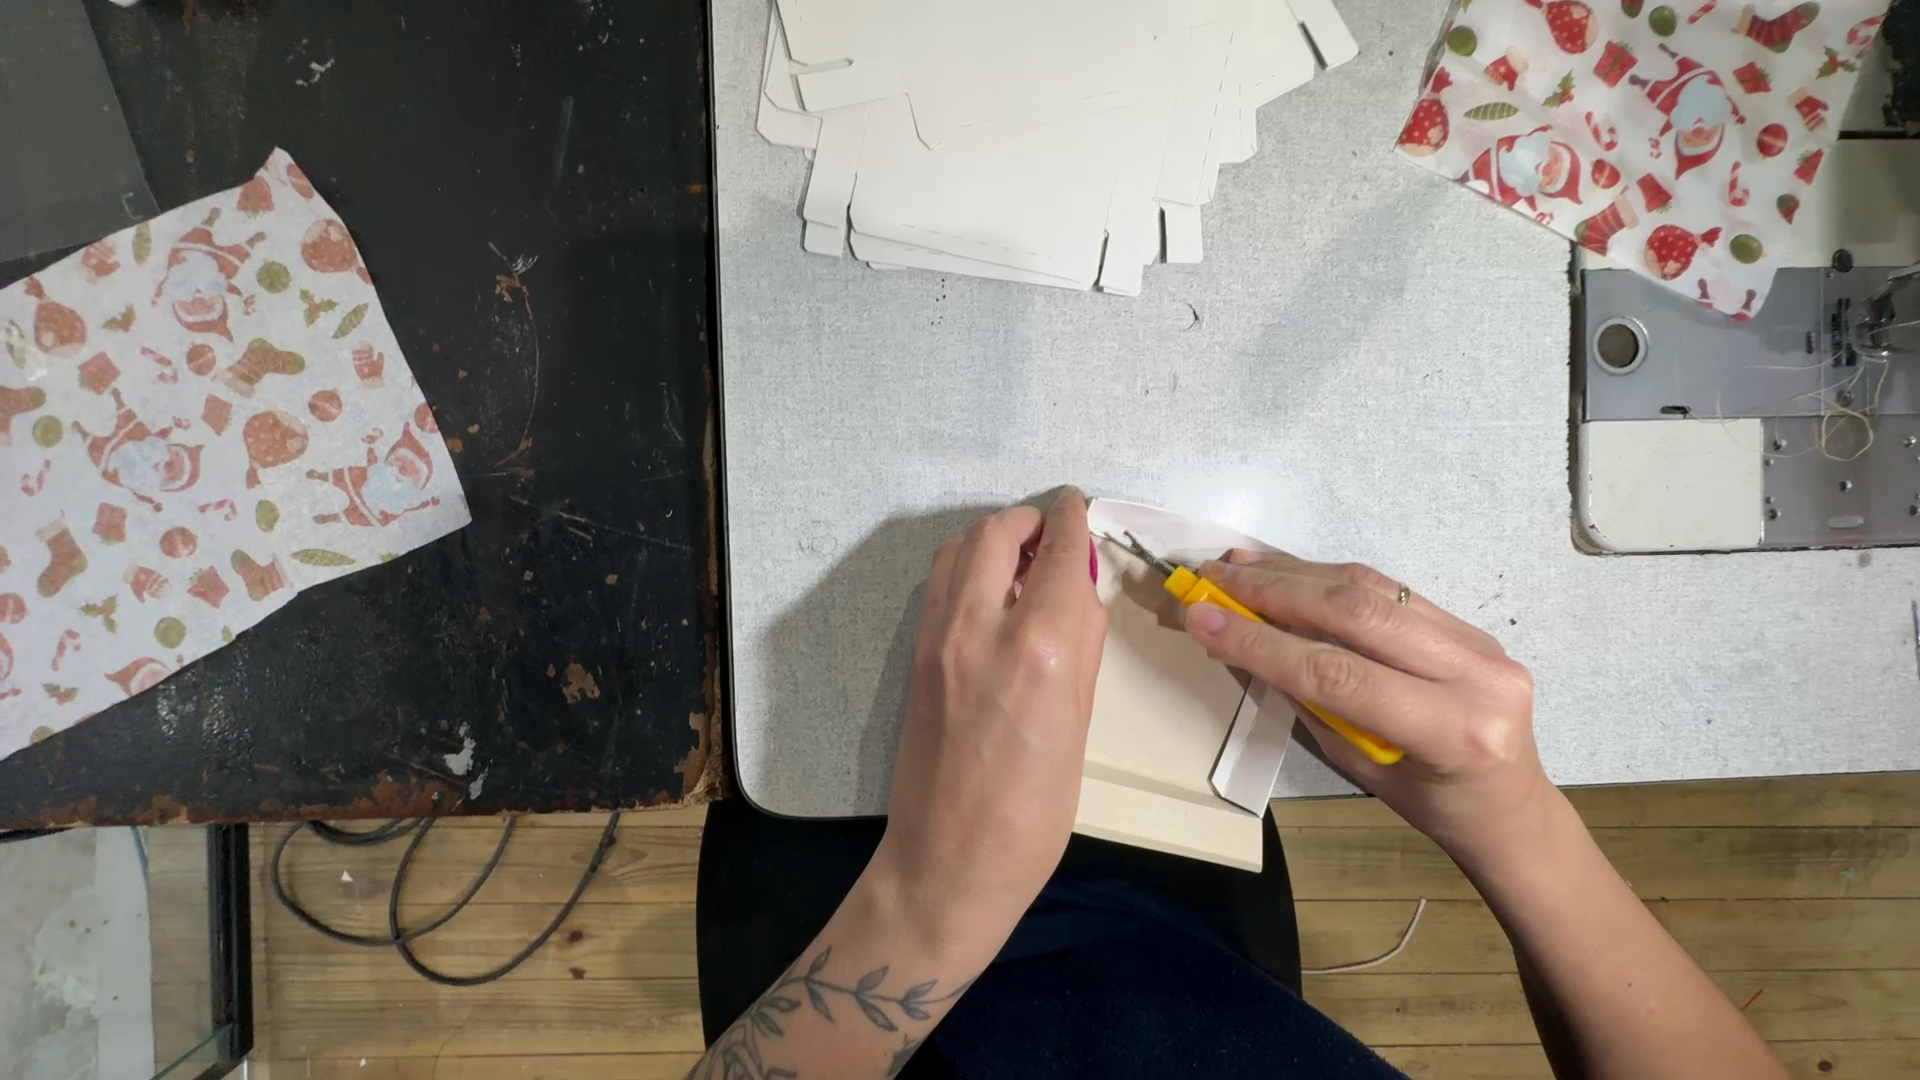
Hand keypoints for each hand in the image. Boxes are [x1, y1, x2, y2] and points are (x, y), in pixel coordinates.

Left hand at [874, 489, 1107, 942]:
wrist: (945, 861)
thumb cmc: (1034, 814)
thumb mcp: (1081, 729)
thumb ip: (1083, 645)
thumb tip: (1080, 591)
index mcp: (1040, 650)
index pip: (1059, 555)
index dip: (1073, 521)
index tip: (1078, 506)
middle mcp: (980, 627)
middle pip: (997, 533)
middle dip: (1029, 519)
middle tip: (1053, 534)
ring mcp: (936, 638)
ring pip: (958, 550)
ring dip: (993, 538)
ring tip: (1022, 561)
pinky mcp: (913, 655)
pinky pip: (940, 585)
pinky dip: (968, 567)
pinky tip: (991, 595)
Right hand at [1182, 551, 1547, 866]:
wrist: (1510, 806)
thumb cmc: (1428, 802)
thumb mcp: (1355, 762)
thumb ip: (1307, 698)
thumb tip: (1240, 642)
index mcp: (1451, 731)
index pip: (1336, 673)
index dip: (1260, 642)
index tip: (1200, 616)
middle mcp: (1474, 675)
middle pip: (1355, 614)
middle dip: (1272, 592)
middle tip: (1212, 577)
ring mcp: (1478, 641)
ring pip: (1369, 588)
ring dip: (1293, 572)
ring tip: (1236, 565)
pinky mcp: (1467, 622)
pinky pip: (1385, 589)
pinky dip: (1324, 575)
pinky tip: (1283, 569)